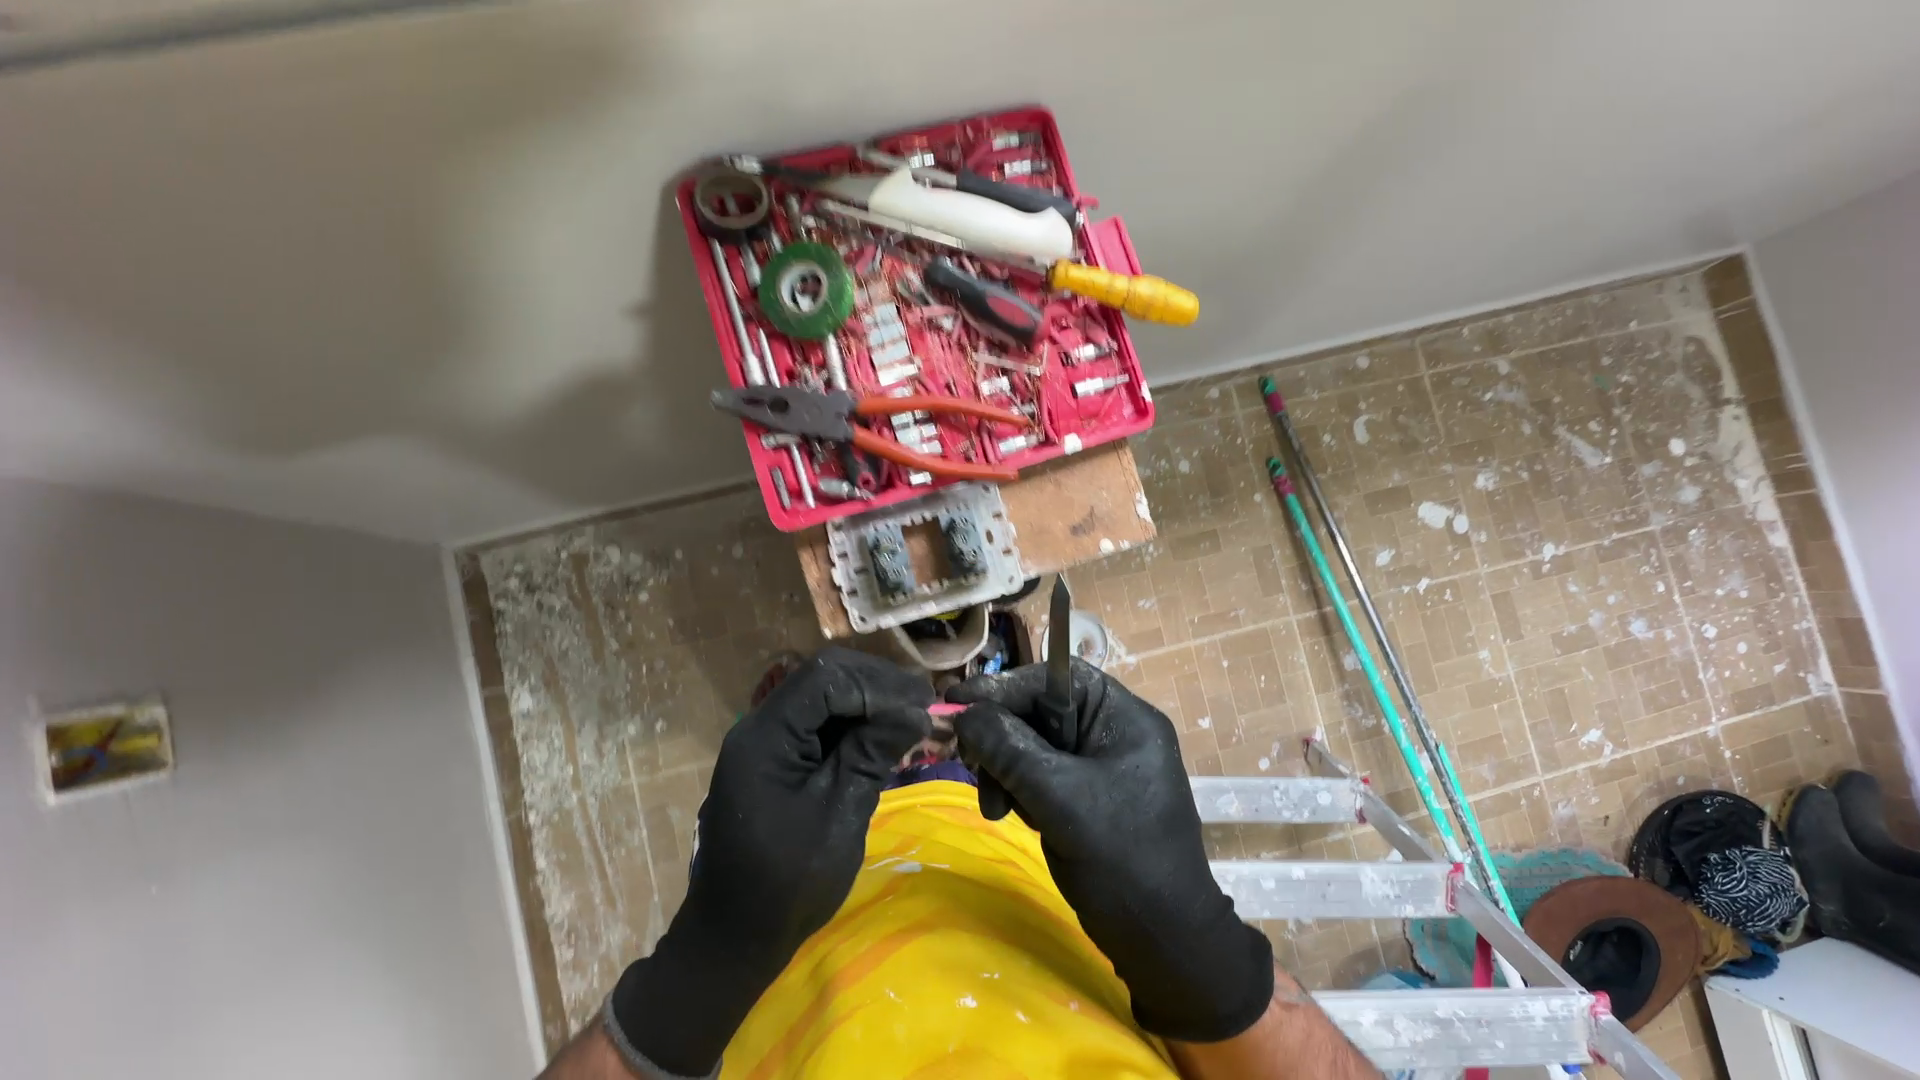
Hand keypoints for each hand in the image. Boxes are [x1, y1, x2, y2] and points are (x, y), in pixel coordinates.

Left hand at [606, 647, 930, 1075]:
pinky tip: (885, 739)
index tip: (923, 706)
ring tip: (913, 721)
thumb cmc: (787, 882)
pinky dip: (854, 726)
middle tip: (924, 708)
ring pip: (824, 698)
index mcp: (766, 736)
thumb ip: (871, 755)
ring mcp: (767, 742)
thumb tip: (917, 712)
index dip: (878, 685)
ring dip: (869, 704)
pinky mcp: (777, 760)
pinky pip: (818, 725)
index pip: (825, 679)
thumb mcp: (839, 815)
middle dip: (876, 688)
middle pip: (823, 679)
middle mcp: (761, 726)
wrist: (735, 934)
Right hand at [949, 660, 1273, 1042]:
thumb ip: (1011, 750)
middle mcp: (1110, 731)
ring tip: (995, 808)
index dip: (1003, 687)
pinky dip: (1016, 790)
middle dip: (1001, 739)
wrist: (1163, 940)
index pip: (1055, 678)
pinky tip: (1009, 815)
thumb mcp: (1062, 799)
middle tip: (969, 764)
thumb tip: (963, 713)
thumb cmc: (1124, 861)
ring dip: (1004, 769)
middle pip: (1038, 710)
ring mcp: (1097, 765)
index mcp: (1122, 717)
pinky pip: (1037, 775)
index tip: (955, 704)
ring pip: (1030, 744)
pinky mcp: (1083, 796)